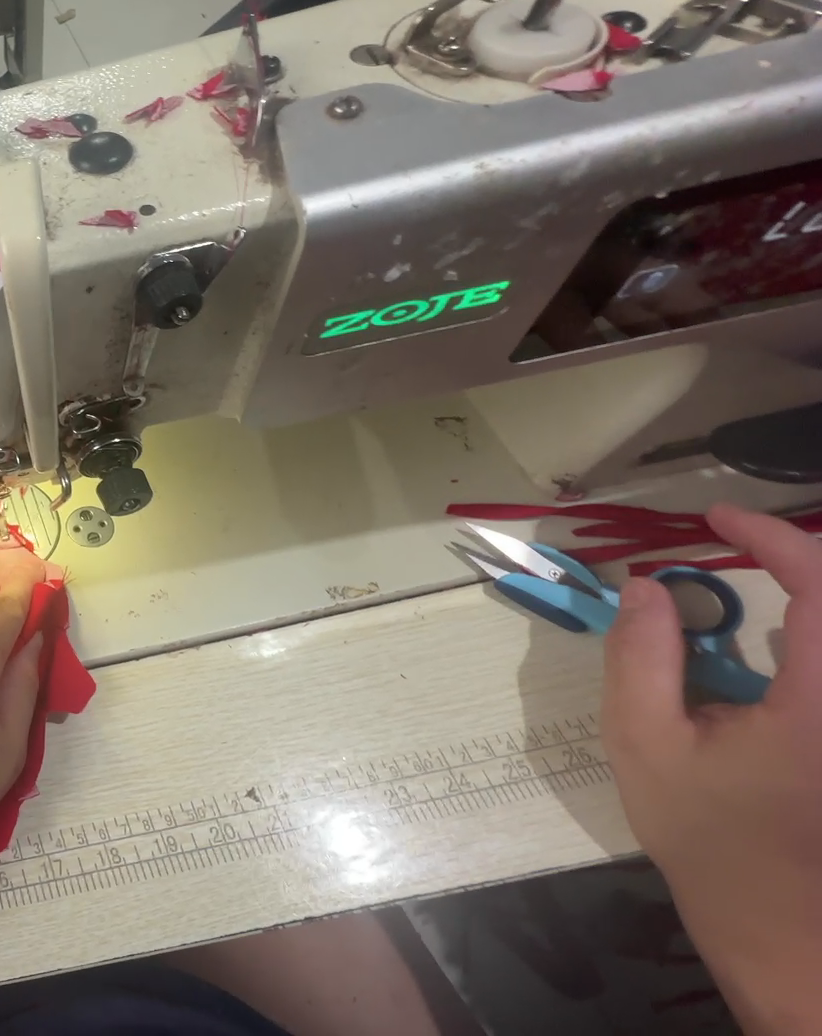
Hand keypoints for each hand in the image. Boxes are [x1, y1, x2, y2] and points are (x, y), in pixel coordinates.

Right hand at [603, 503, 821, 1031]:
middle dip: (802, 561)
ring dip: (811, 598)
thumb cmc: (707, 836)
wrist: (790, 928)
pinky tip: (780, 646)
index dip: (776, 541)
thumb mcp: (644, 741)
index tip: (715, 518)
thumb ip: (643, 656)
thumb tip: (647, 586)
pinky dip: (813, 635)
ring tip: (752, 584)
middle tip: (735, 544)